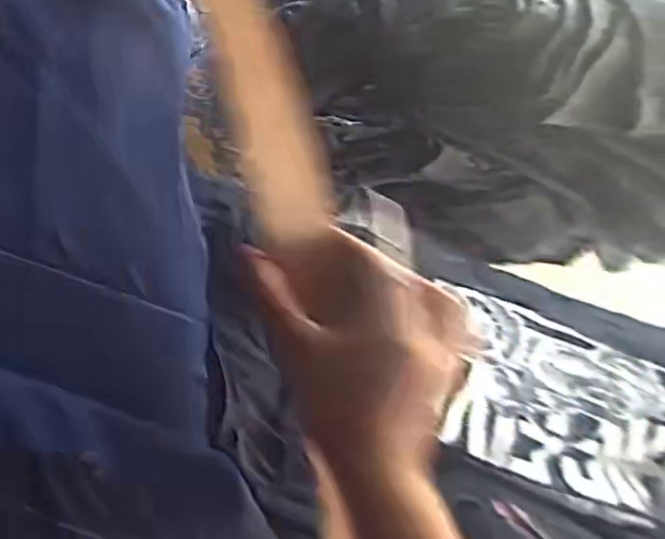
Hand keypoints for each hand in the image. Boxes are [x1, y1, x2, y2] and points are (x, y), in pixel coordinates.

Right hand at [245, 230, 469, 481]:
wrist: (371, 462)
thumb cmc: (328, 399)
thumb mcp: (290, 342)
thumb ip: (270, 294)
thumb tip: (248, 254)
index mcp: (391, 326)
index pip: (376, 266)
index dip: (344, 243)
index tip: (314, 234)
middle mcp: (428, 337)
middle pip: (415, 282)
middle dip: (376, 262)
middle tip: (339, 259)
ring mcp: (445, 359)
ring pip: (444, 307)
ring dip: (410, 285)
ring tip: (376, 284)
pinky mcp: (447, 377)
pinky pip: (449, 330)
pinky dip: (425, 312)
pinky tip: (397, 319)